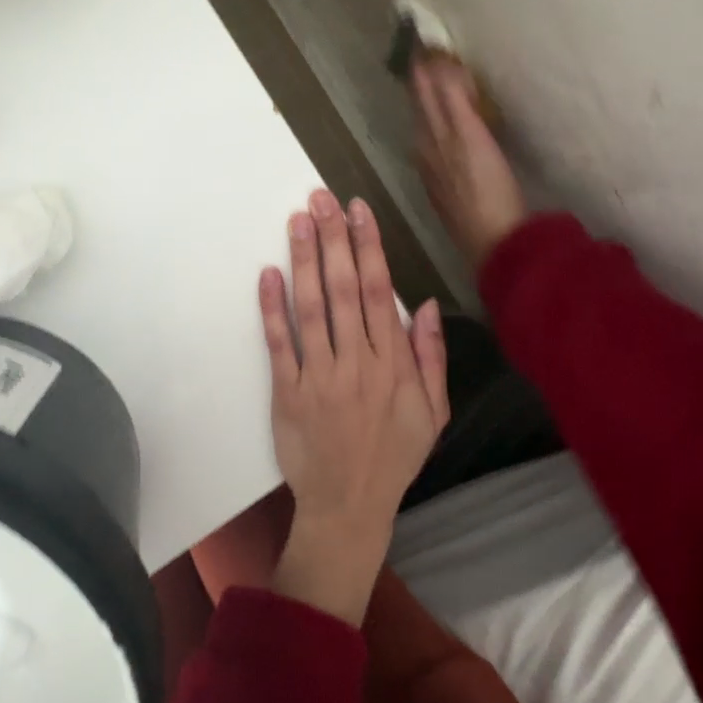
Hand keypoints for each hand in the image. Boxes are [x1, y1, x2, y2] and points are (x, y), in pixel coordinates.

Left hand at [258, 189, 449, 623]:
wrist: (349, 504)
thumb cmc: (395, 456)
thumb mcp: (434, 412)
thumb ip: (431, 357)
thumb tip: (423, 304)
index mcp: (394, 363)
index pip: (378, 291)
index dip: (368, 246)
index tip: (357, 210)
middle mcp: (357, 361)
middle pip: (343, 288)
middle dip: (333, 238)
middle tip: (320, 197)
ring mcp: (319, 376)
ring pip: (311, 307)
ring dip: (304, 260)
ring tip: (297, 220)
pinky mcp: (287, 392)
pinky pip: (280, 344)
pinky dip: (272, 308)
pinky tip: (268, 274)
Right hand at [411, 53, 529, 267]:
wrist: (490, 238)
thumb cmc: (479, 228)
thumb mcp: (455, 201)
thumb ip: (452, 180)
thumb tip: (455, 167)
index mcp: (426, 167)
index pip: (421, 127)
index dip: (421, 104)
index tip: (422, 84)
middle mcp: (426, 149)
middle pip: (419, 107)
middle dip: (419, 81)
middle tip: (418, 53)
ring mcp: (444, 138)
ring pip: (431, 97)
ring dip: (430, 72)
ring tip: (428, 48)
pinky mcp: (465, 130)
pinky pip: (452, 95)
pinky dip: (447, 75)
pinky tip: (445, 57)